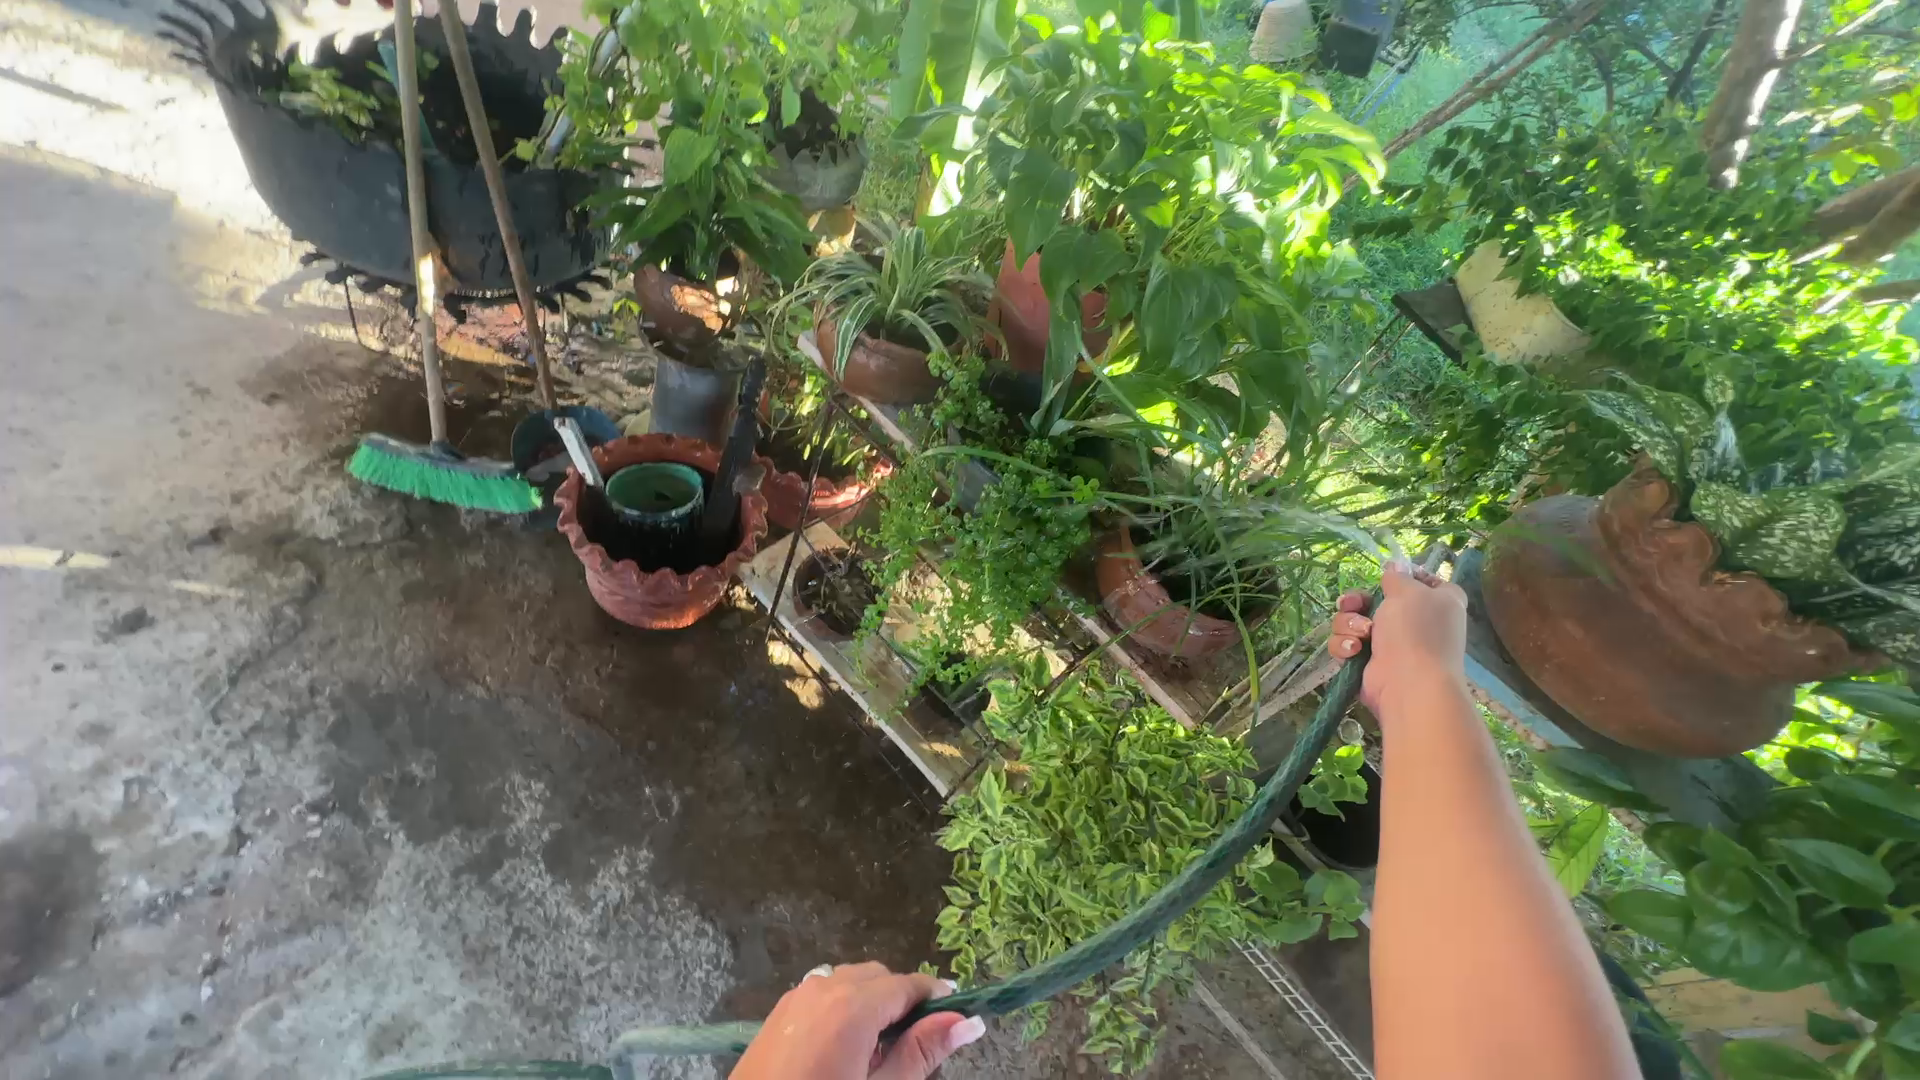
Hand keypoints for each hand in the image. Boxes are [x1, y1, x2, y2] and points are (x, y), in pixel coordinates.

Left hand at [730, 963, 985, 1079]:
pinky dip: (845, 1007)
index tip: (958, 1016)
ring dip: (873, 1003)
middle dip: (902, 1002)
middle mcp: (825, 986)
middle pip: (879, 977)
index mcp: (853, 1005)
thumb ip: (922, 1052)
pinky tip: (843, 1050)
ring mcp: (798, 995)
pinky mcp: (780, 1012)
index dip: (935, 997)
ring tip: (878, 1054)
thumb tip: (968, 1020)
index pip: (908, 984)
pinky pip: (825, 992)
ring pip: (851, 981)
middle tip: (914, 1048)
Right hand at [1327, 564, 1469, 717]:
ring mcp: (1388, 643)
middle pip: (1372, 599)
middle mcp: (1413, 621)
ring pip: (1351, 620)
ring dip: (1349, 624)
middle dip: (1356, 602)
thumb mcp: (1409, 592)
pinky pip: (1344, 643)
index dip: (1398, 577)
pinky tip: (1354, 652)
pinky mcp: (1366, 660)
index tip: (1385, 578)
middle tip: (1353, 605)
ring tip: (1361, 635)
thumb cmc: (1416, 632)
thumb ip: (1398, 576)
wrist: (1409, 683)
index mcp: (1436, 602)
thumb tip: (1395, 565)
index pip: (1417, 580)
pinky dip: (1345, 645)